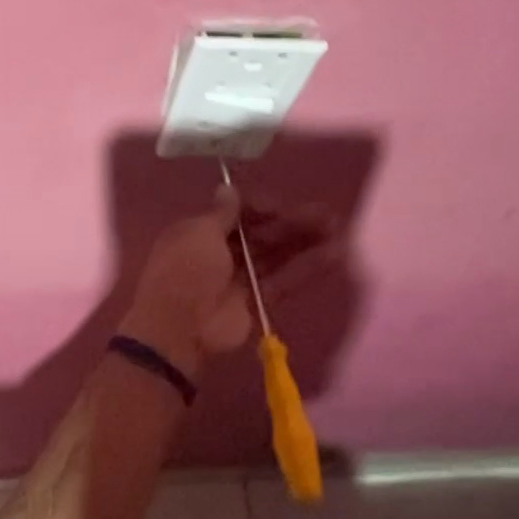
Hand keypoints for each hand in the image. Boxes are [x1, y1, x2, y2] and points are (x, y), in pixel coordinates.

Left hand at [118, 185, 338, 378]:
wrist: (180, 330)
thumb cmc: (186, 272)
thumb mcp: (199, 234)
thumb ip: (221, 213)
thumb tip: (228, 188)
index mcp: (200, 232)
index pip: (237, 213)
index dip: (261, 207)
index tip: (283, 205)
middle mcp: (220, 253)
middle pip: (261, 233)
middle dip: (292, 222)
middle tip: (327, 214)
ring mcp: (239, 278)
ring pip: (275, 255)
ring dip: (304, 241)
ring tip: (338, 229)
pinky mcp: (256, 301)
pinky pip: (283, 280)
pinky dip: (307, 268)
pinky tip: (334, 255)